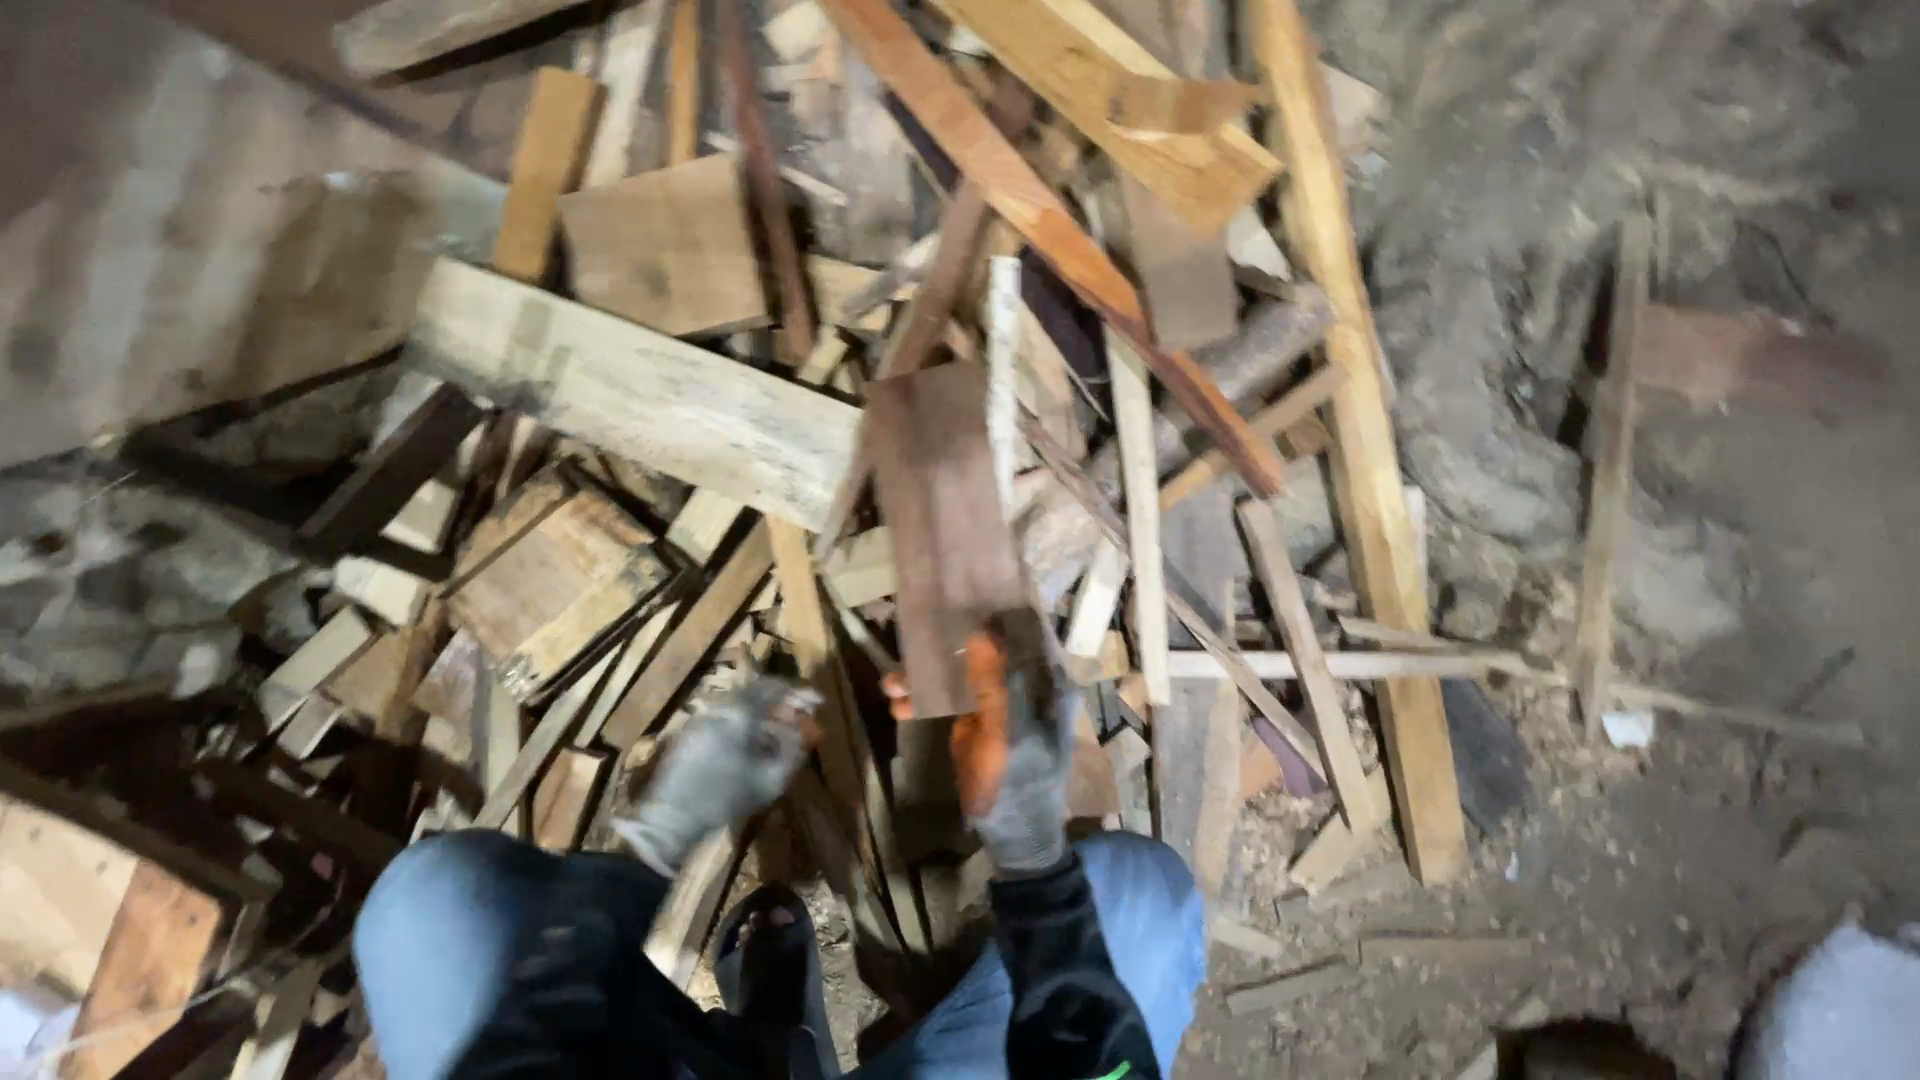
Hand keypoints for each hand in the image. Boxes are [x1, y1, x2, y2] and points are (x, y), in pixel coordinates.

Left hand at [612, 675, 820, 875]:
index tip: (817, 703)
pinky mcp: (689, 734)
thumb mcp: (770, 780)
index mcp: (739, 714)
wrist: (670, 819)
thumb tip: (806, 730)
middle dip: (782, 704)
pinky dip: (745, 724)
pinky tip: (753, 744)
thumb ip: (793, 750)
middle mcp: (718, 708)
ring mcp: (701, 719)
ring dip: (764, 715)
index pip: (775, 688)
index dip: (799, 693)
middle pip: (757, 694)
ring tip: (780, 734)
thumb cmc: (725, 799)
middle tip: (800, 719)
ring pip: (740, 707)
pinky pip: (725, 718)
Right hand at [884, 613, 1073, 875]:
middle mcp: (1024, 685)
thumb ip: (996, 683)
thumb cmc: (1017, 781)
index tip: (965, 593)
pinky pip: (948, 698)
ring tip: (892, 680)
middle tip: (916, 633)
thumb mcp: (1007, 733)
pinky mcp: (975, 721)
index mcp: (1046, 683)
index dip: (997, 613)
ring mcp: (997, 703)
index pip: (1024, 633)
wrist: (1010, 834)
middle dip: (948, 643)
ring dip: (926, 674)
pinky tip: (898, 701)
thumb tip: (982, 631)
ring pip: (960, 673)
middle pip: (985, 649)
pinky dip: (923, 698)